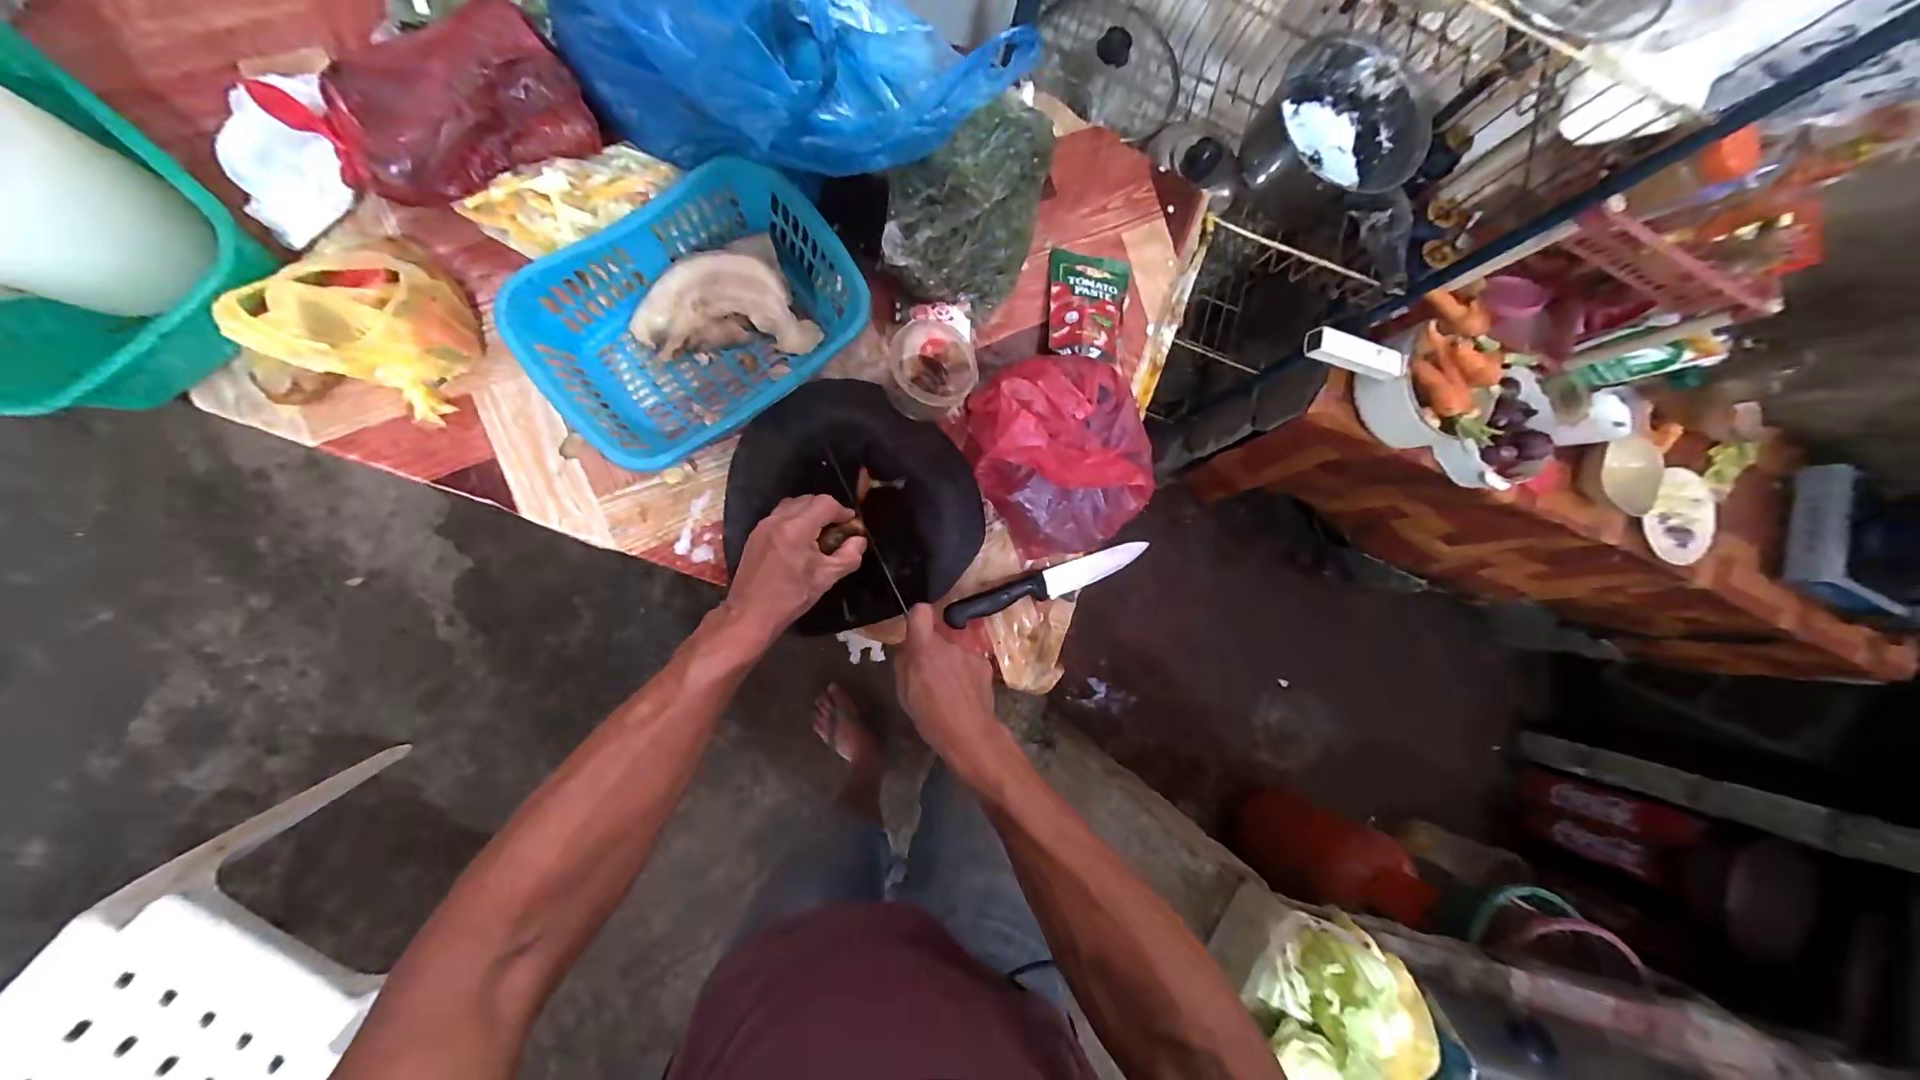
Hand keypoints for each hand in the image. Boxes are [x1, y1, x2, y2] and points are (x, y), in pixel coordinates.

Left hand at [723, 495, 865, 640]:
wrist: (750, 613)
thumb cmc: (791, 597)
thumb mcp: (827, 578)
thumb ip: (849, 556)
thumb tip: (859, 540)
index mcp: (796, 528)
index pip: (825, 503)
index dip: (842, 511)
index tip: (851, 524)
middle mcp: (777, 520)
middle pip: (807, 500)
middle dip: (826, 510)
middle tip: (837, 529)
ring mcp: (763, 526)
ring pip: (791, 505)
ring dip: (808, 513)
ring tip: (819, 533)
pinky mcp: (755, 535)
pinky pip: (779, 516)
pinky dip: (793, 520)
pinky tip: (799, 541)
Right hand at [897, 604, 1006, 773]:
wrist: (970, 734)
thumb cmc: (930, 717)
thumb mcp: (904, 693)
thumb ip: (904, 663)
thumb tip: (908, 649)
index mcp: (924, 648)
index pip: (920, 612)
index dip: (916, 618)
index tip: (915, 631)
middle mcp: (948, 644)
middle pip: (937, 635)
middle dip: (931, 649)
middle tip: (929, 673)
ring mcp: (969, 653)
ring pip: (953, 650)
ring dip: (949, 662)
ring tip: (949, 688)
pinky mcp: (984, 664)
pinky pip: (968, 661)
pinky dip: (965, 672)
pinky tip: (965, 692)